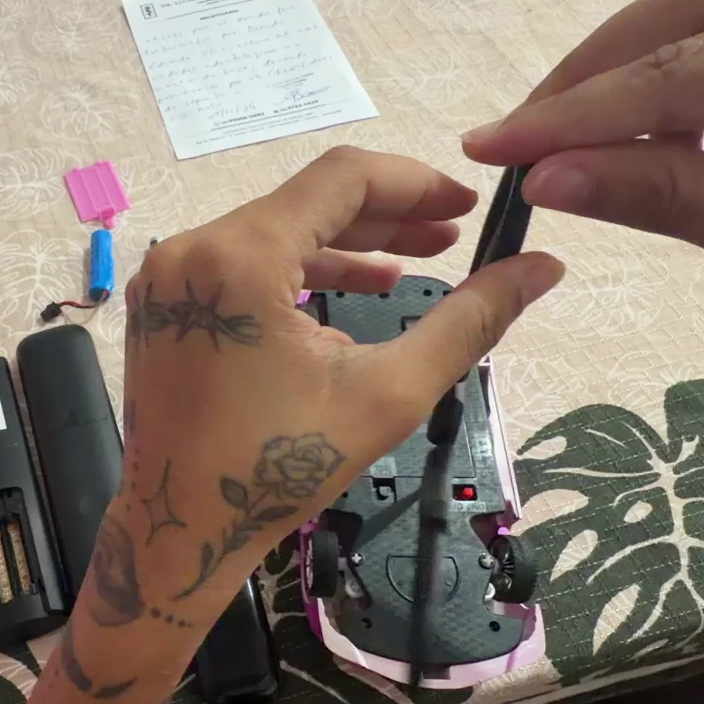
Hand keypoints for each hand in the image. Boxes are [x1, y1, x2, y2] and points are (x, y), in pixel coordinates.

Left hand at [93, 146, 562, 640]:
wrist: (180, 526)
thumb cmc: (278, 468)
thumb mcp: (386, 393)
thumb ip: (467, 322)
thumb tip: (544, 267)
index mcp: (238, 257)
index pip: (340, 177)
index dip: (414, 183)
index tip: (465, 207)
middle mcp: (189, 250)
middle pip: (303, 204)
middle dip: (382, 219)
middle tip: (449, 239)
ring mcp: (166, 280)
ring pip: (268, 236)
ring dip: (339, 251)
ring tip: (406, 270)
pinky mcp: (159, 308)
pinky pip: (235, 270)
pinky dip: (290, 279)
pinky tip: (342, 304)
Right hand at [462, 0, 703, 372]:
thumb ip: (676, 197)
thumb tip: (549, 180)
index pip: (698, 66)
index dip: (574, 113)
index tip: (486, 148)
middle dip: (594, 71)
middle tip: (518, 141)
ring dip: (635, 58)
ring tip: (577, 135)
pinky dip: (695, 52)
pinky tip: (665, 112)